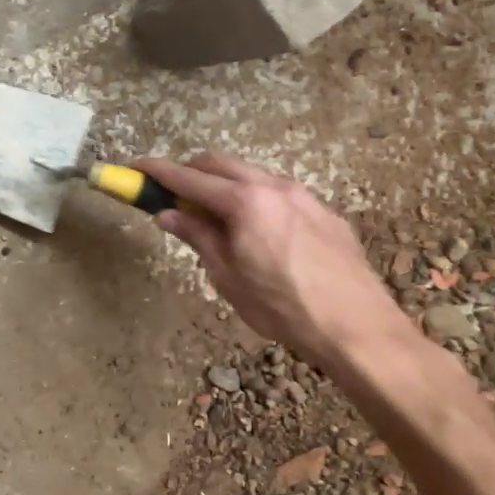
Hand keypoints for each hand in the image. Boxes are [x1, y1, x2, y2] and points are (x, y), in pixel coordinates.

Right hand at [135, 154, 414, 372]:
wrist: (360, 330)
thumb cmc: (282, 307)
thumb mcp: (227, 275)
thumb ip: (197, 236)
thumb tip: (169, 214)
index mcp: (244, 201)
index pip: (187, 177)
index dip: (156, 171)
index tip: (134, 168)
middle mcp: (274, 187)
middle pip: (220, 163)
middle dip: (190, 171)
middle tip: (171, 194)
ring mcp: (306, 198)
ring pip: (252, 174)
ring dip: (224, 183)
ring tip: (213, 215)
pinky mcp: (326, 214)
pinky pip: (279, 193)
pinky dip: (254, 197)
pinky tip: (255, 230)